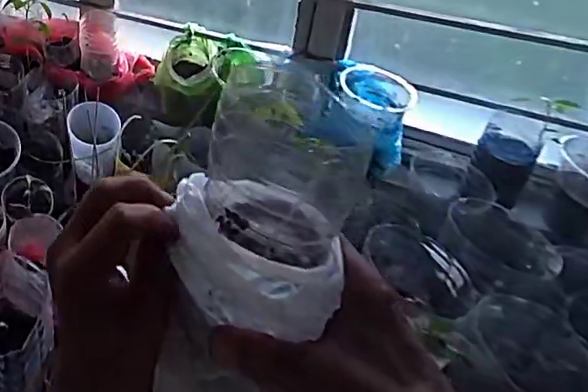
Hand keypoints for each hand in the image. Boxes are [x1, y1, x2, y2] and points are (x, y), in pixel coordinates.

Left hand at [48, 175, 180, 391]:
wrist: (89, 382)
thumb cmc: (121, 358)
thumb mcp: (149, 313)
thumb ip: (157, 263)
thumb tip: (171, 223)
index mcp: (79, 268)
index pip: (117, 218)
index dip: (153, 215)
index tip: (180, 228)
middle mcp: (63, 244)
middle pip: (101, 193)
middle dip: (141, 191)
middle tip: (174, 206)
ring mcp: (63, 241)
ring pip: (98, 197)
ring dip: (133, 196)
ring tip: (165, 212)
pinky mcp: (71, 243)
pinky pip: (97, 211)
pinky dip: (125, 207)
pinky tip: (148, 222)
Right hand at [212, 238, 449, 391]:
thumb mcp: (317, 375)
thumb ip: (264, 354)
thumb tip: (213, 338)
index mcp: (361, 280)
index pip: (316, 227)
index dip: (278, 215)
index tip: (242, 211)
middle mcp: (369, 291)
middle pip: (314, 253)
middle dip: (275, 248)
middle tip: (234, 246)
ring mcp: (374, 320)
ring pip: (322, 283)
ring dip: (289, 281)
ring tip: (248, 278)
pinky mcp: (374, 347)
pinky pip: (328, 312)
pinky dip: (302, 310)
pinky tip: (279, 323)